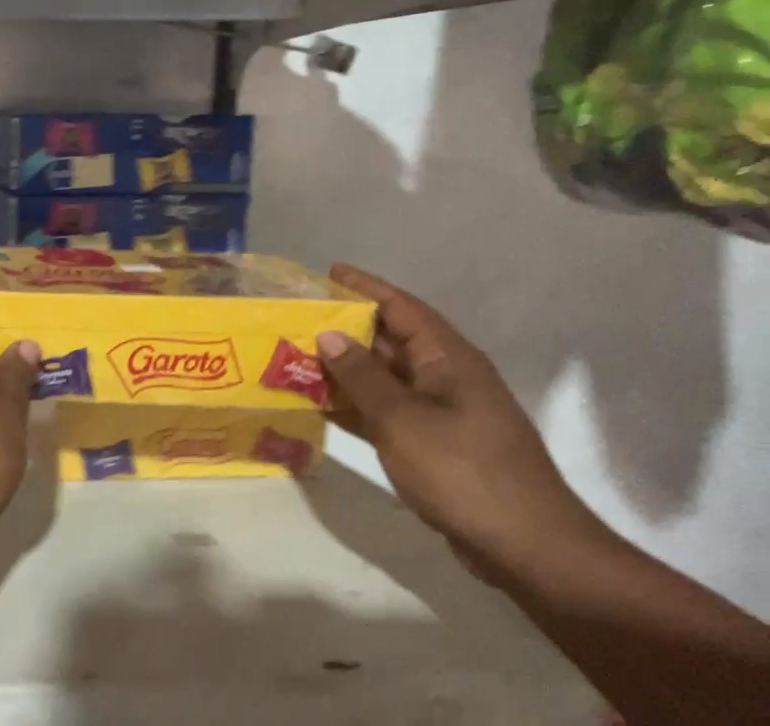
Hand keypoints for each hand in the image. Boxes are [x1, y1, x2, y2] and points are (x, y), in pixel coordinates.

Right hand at [317, 264, 607, 578]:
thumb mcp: (402, 420)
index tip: (327, 272)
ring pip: (384, 377)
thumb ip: (361, 376)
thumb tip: (329, 334)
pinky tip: (317, 405)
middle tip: (294, 318)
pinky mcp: (435, 445)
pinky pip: (386, 410)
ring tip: (291, 357)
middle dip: (345, 327)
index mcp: (449, 361)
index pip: (403, 308)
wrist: (527, 548)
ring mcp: (443, 413)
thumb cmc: (463, 472)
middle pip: (390, 341)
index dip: (365, 287)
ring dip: (343, 368)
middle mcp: (448, 379)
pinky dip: (353, 404)